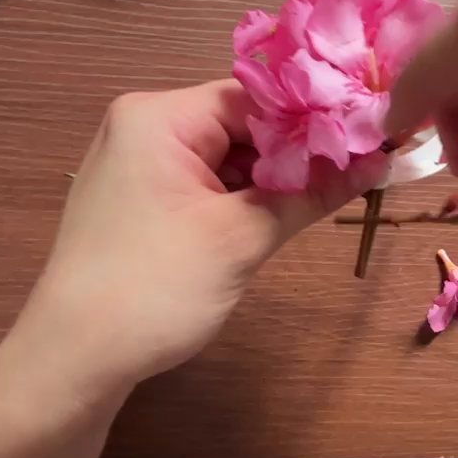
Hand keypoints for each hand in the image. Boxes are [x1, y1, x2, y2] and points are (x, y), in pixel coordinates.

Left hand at [7, 83, 385, 407]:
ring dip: (272, 182)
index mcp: (159, 117)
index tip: (367, 140)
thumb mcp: (243, 238)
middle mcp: (145, 128)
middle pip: (242, 126)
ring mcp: (140, 166)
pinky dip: (244, 201)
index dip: (313, 118)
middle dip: (296, 154)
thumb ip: (313, 194)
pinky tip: (276, 220)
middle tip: (356, 174)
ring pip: (228, 159)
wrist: (77, 359)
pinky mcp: (143, 202)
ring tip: (324, 199)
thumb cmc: (157, 287)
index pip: (255, 98)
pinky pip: (207, 185)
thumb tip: (380, 161)